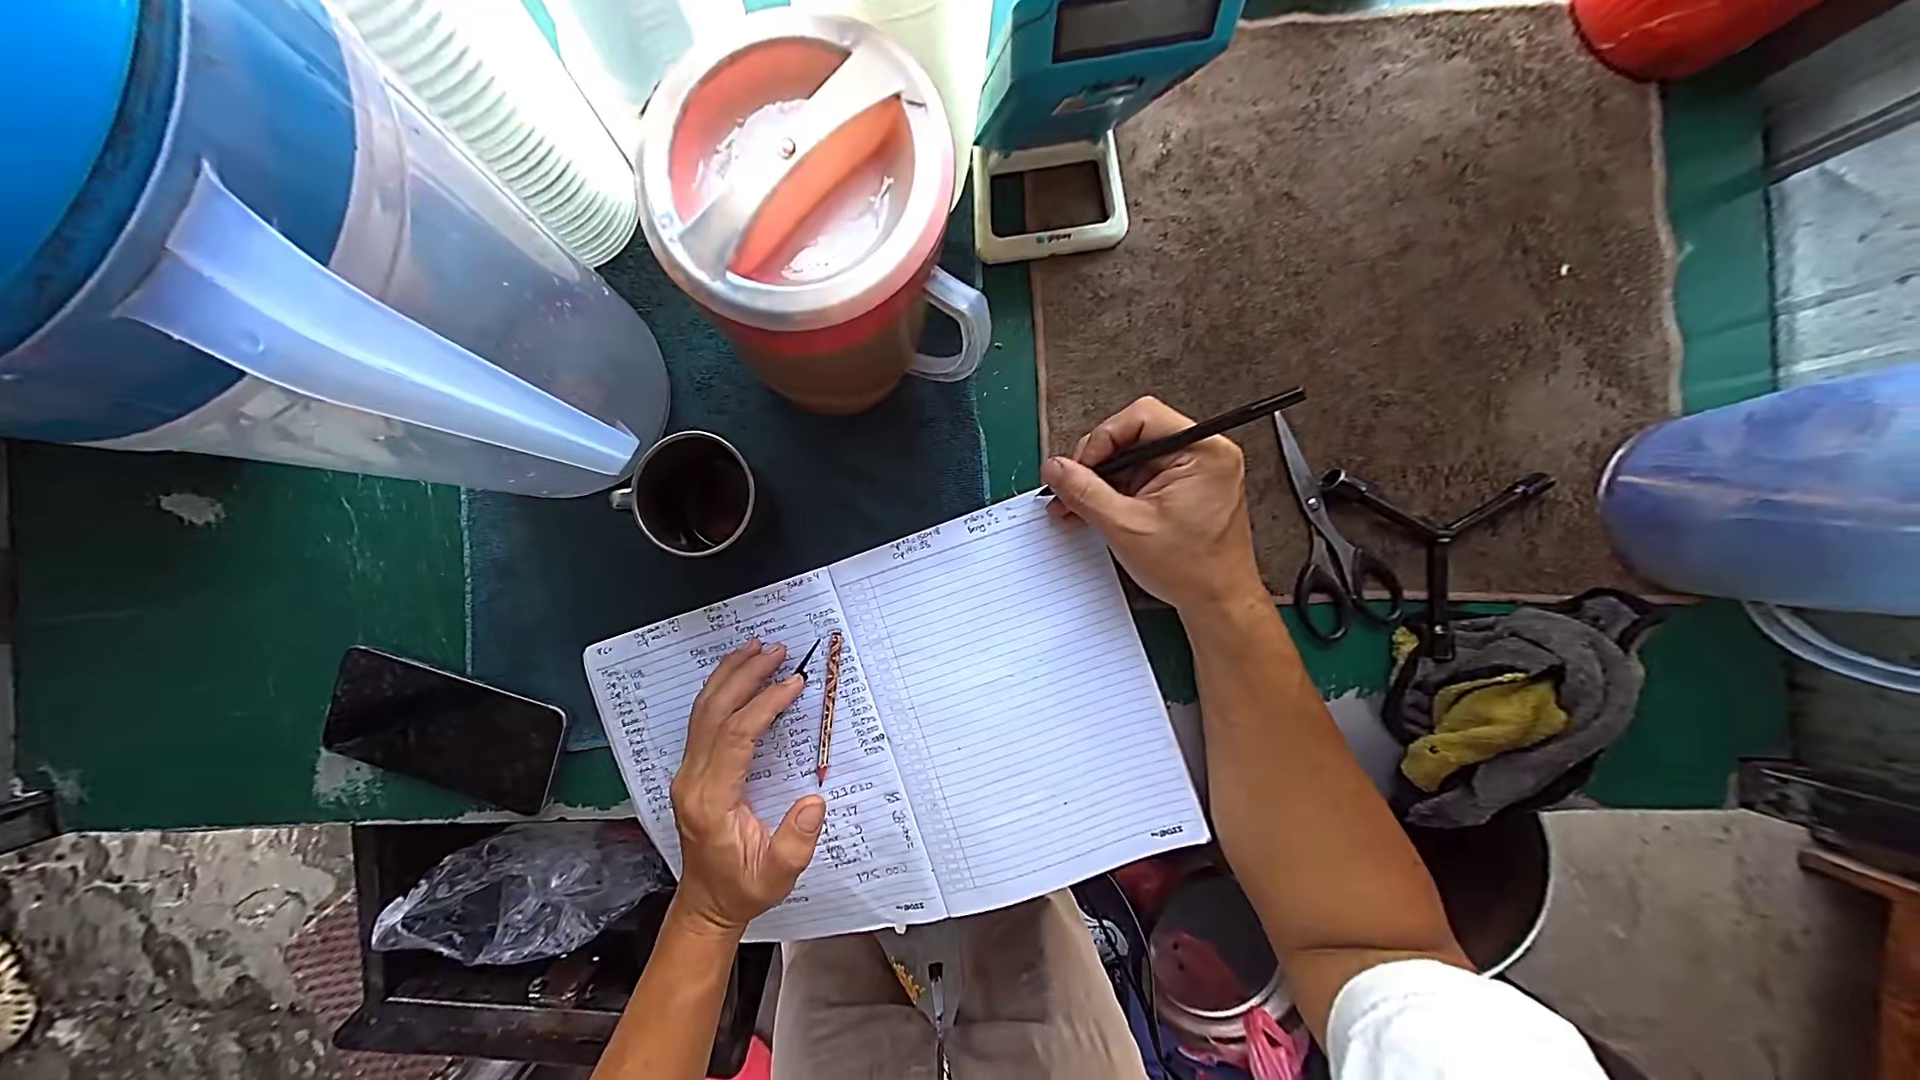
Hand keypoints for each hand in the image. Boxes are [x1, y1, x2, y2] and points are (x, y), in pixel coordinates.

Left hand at [668, 640, 825, 937]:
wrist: (706, 903)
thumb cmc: (743, 886)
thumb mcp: (777, 875)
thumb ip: (796, 842)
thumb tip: (814, 801)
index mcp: (711, 800)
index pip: (737, 736)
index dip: (766, 704)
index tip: (794, 683)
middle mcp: (693, 779)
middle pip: (714, 712)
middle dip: (746, 675)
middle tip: (776, 651)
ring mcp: (689, 771)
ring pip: (703, 710)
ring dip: (730, 675)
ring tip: (756, 648)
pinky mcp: (693, 767)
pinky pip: (703, 718)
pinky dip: (721, 689)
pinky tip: (736, 673)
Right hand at [1043, 396, 1265, 612]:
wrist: (1216, 602)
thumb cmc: (1194, 570)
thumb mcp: (1126, 526)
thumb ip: (1085, 492)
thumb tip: (1056, 468)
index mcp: (1203, 451)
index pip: (1140, 417)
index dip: (1101, 439)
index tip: (1080, 467)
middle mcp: (1203, 453)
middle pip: (1132, 436)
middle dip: (1095, 464)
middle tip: (1071, 487)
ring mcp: (1192, 470)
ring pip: (1130, 458)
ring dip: (1099, 482)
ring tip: (1075, 506)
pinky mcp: (1181, 486)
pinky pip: (1138, 477)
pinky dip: (1113, 493)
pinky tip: (1092, 510)